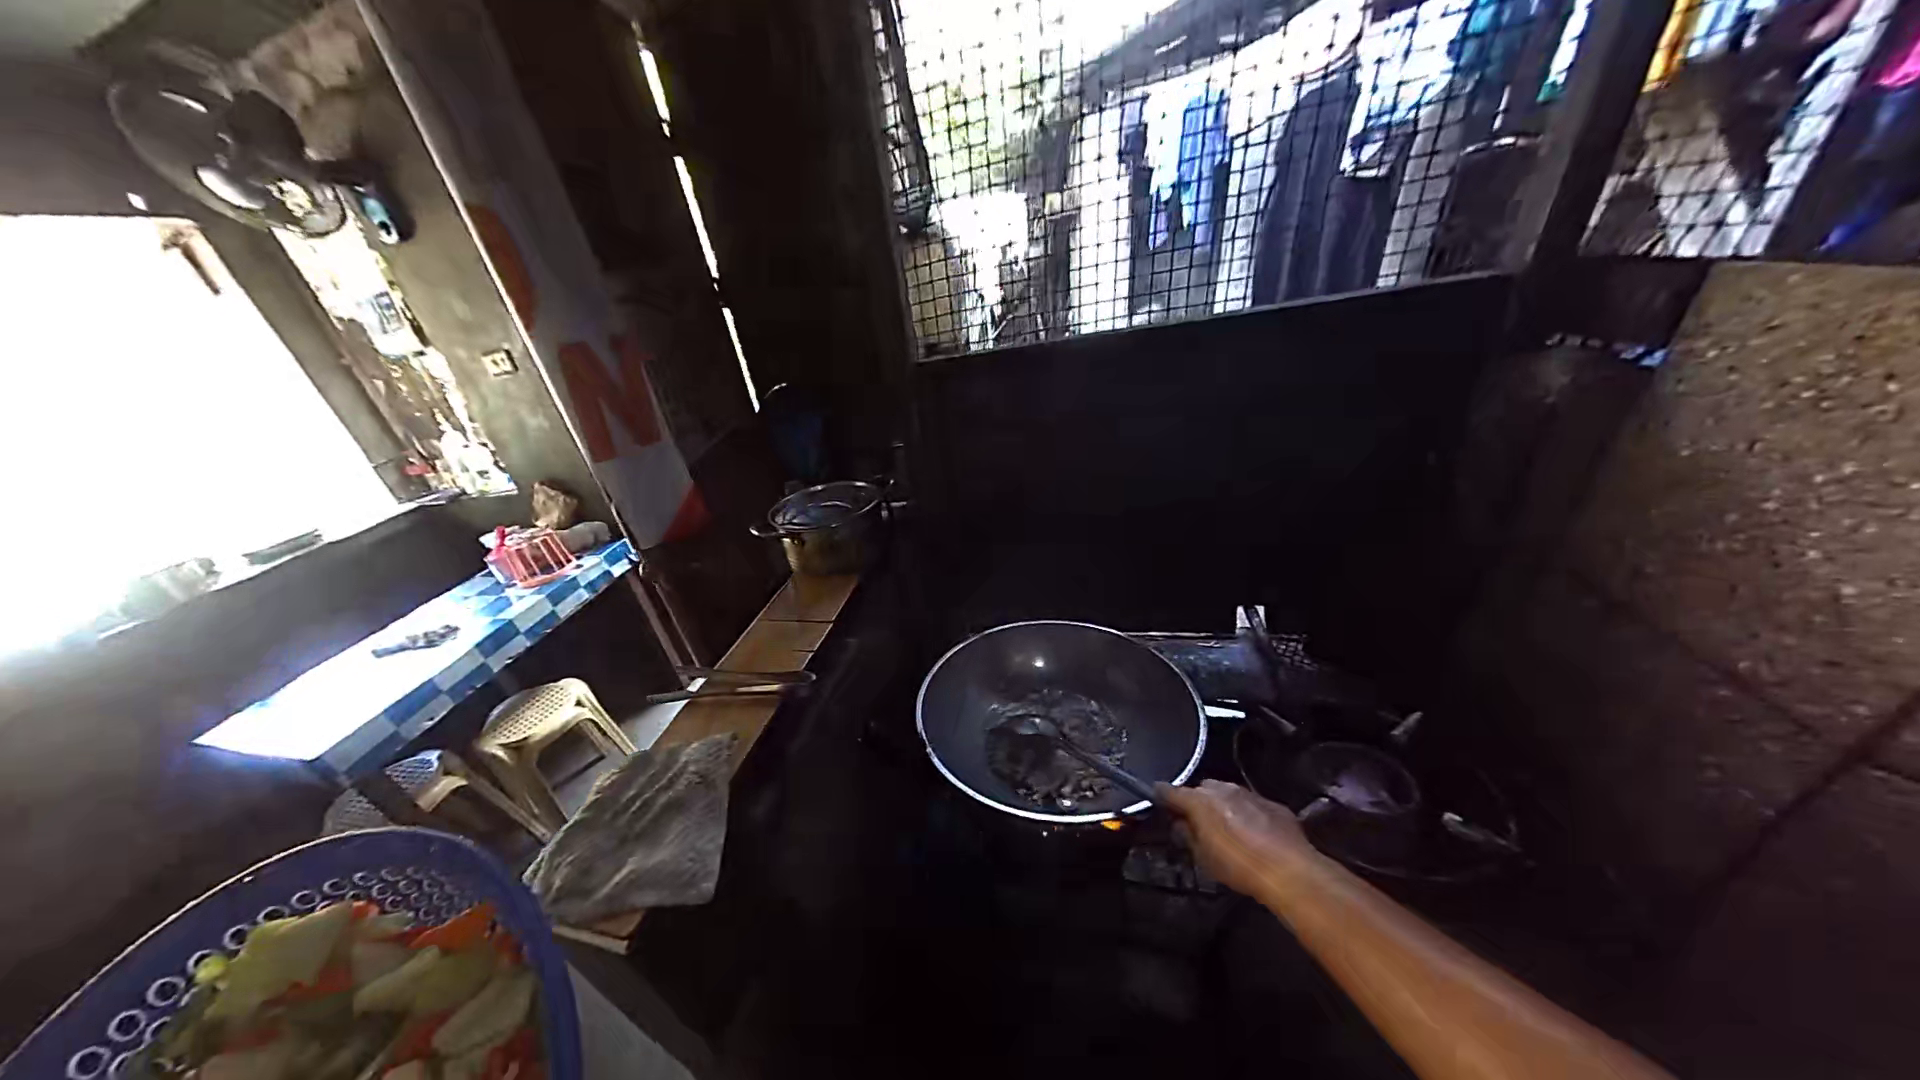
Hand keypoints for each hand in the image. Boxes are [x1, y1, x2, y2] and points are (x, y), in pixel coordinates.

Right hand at [1156, 779, 1319, 898]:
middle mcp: (1222, 789)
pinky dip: (1247, 813)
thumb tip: (1180, 824)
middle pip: (1201, 789)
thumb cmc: (1238, 867)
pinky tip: (1254, 834)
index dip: (1162, 796)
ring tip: (1227, 829)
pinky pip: (1251, 804)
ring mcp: (1249, 793)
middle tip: (1198, 824)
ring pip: (1227, 794)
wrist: (1290, 871)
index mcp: (1198, 800)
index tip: (1158, 800)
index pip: (1170, 791)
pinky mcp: (1272, 803)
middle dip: (1197, 802)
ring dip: (1223, 806)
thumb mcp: (1203, 857)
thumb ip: (1187, 835)